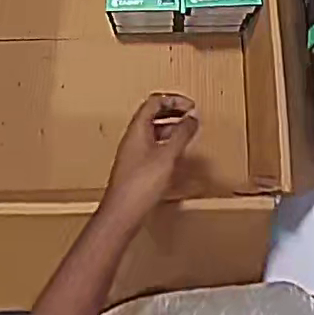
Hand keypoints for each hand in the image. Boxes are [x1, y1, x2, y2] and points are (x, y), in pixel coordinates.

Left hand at [99, 93, 199, 226]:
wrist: (121, 214)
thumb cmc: (141, 184)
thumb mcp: (168, 155)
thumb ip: (182, 134)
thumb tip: (193, 116)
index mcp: (137, 129)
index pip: (154, 102)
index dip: (174, 100)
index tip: (191, 106)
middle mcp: (133, 138)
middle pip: (153, 113)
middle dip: (174, 110)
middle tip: (191, 114)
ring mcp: (133, 152)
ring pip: (153, 130)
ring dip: (171, 126)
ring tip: (188, 131)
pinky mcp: (135, 167)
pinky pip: (153, 145)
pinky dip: (167, 142)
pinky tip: (177, 153)